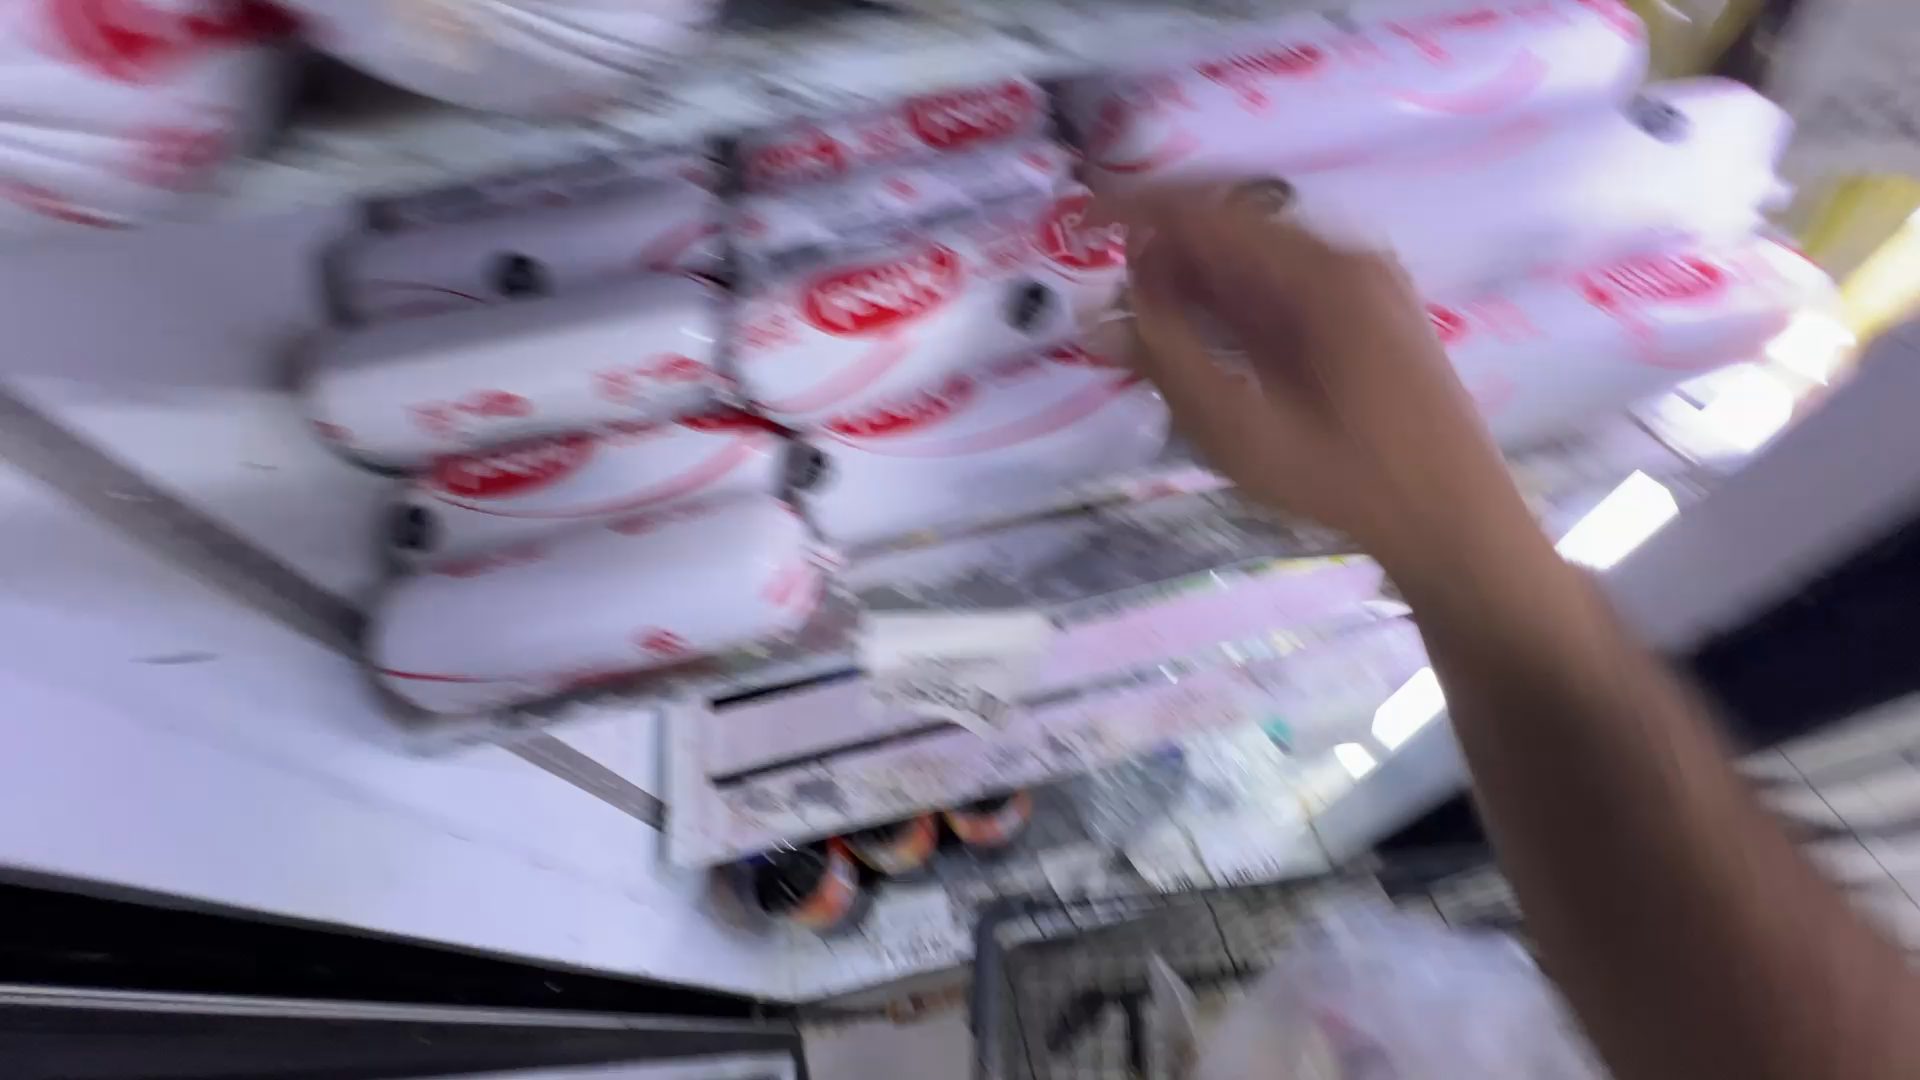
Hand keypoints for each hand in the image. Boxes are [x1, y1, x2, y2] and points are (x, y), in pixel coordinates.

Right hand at [1107, 181, 1544, 575]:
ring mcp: (1357, 287)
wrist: (1450, 519)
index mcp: (1321, 272)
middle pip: (1232, 232)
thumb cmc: (1345, 479)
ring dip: (1191, 287)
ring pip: (1253, 264)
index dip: (1137, 211)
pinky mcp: (1359, 318)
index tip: (1081, 226)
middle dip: (1162, 258)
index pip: (1209, 213)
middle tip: (1112, 301)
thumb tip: (1107, 315)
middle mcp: (1343, 260)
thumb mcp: (1239, 430)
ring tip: (1143, 325)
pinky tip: (1197, 339)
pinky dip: (1227, 308)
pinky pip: (1278, 292)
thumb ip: (1169, 365)